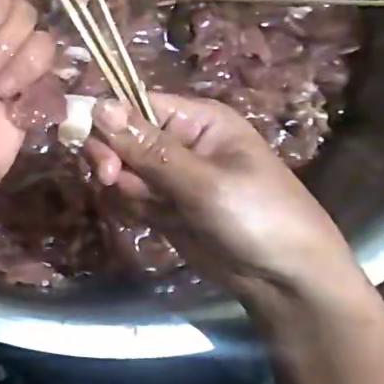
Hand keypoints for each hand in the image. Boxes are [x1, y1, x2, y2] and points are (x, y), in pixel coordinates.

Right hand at [82, 92, 357, 299]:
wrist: (284, 278)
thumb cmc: (258, 217)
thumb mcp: (203, 182)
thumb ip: (148, 148)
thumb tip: (99, 105)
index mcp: (197, 120)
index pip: (133, 105)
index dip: (106, 123)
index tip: (101, 155)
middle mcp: (177, 140)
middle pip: (117, 135)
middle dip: (109, 158)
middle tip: (111, 181)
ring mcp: (167, 173)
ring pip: (116, 167)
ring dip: (121, 187)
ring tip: (149, 207)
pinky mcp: (159, 202)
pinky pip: (124, 193)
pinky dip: (126, 205)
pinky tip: (146, 219)